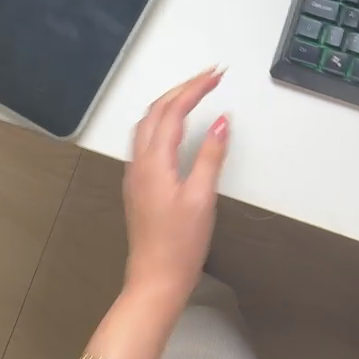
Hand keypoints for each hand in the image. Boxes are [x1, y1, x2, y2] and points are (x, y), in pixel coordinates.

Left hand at [122, 68, 230, 313]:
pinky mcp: (139, 185)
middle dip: (182, 89)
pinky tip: (176, 126)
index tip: (216, 75)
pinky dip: (163, 120)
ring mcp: (136, 174)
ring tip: (194, 93)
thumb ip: (211, 155)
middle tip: (209, 78)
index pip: (173, 110)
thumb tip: (222, 120)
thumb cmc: (180, 244)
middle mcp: (139, 162)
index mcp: (154, 162)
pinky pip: (146, 138)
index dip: (195, 88)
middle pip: (156, 111)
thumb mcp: (202, 198)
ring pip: (147, 123)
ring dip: (169, 102)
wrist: (154, 282)